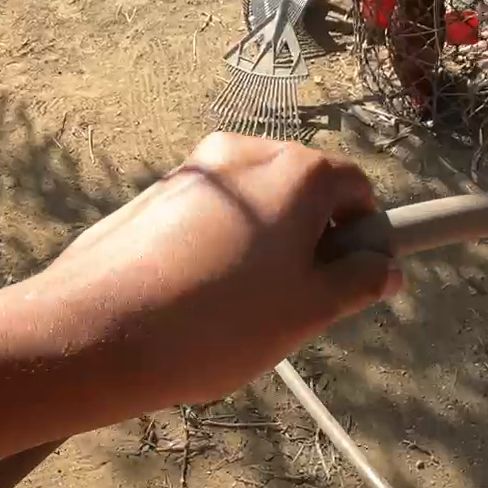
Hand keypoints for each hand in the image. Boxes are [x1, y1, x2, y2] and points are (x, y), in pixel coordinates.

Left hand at [19, 134, 397, 417]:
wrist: (100, 333)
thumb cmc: (221, 323)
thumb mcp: (309, 310)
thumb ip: (359, 282)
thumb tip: (387, 266)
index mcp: (296, 173)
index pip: (356, 188)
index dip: (365, 235)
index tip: (352, 282)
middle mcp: (245, 154)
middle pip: (304, 193)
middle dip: (313, 243)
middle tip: (295, 305)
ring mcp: (194, 171)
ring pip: (257, 209)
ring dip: (268, 251)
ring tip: (241, 311)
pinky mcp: (155, 196)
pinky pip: (213, 218)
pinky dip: (224, 250)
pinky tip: (201, 300)